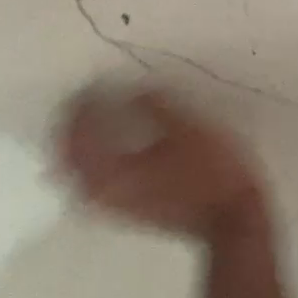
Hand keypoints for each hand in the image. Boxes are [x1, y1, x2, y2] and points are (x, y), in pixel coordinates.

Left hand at [57, 86, 266, 243]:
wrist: (231, 218)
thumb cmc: (212, 172)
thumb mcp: (189, 128)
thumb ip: (155, 105)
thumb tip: (133, 90)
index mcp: (105, 172)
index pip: (77, 131)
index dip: (84, 101)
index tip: (97, 79)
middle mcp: (94, 191)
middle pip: (66, 152)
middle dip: (75, 121)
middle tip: (91, 94)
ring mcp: (107, 204)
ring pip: (77, 167)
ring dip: (82, 139)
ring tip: (100, 114)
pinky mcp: (121, 207)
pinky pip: (92, 177)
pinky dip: (95, 156)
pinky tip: (115, 142)